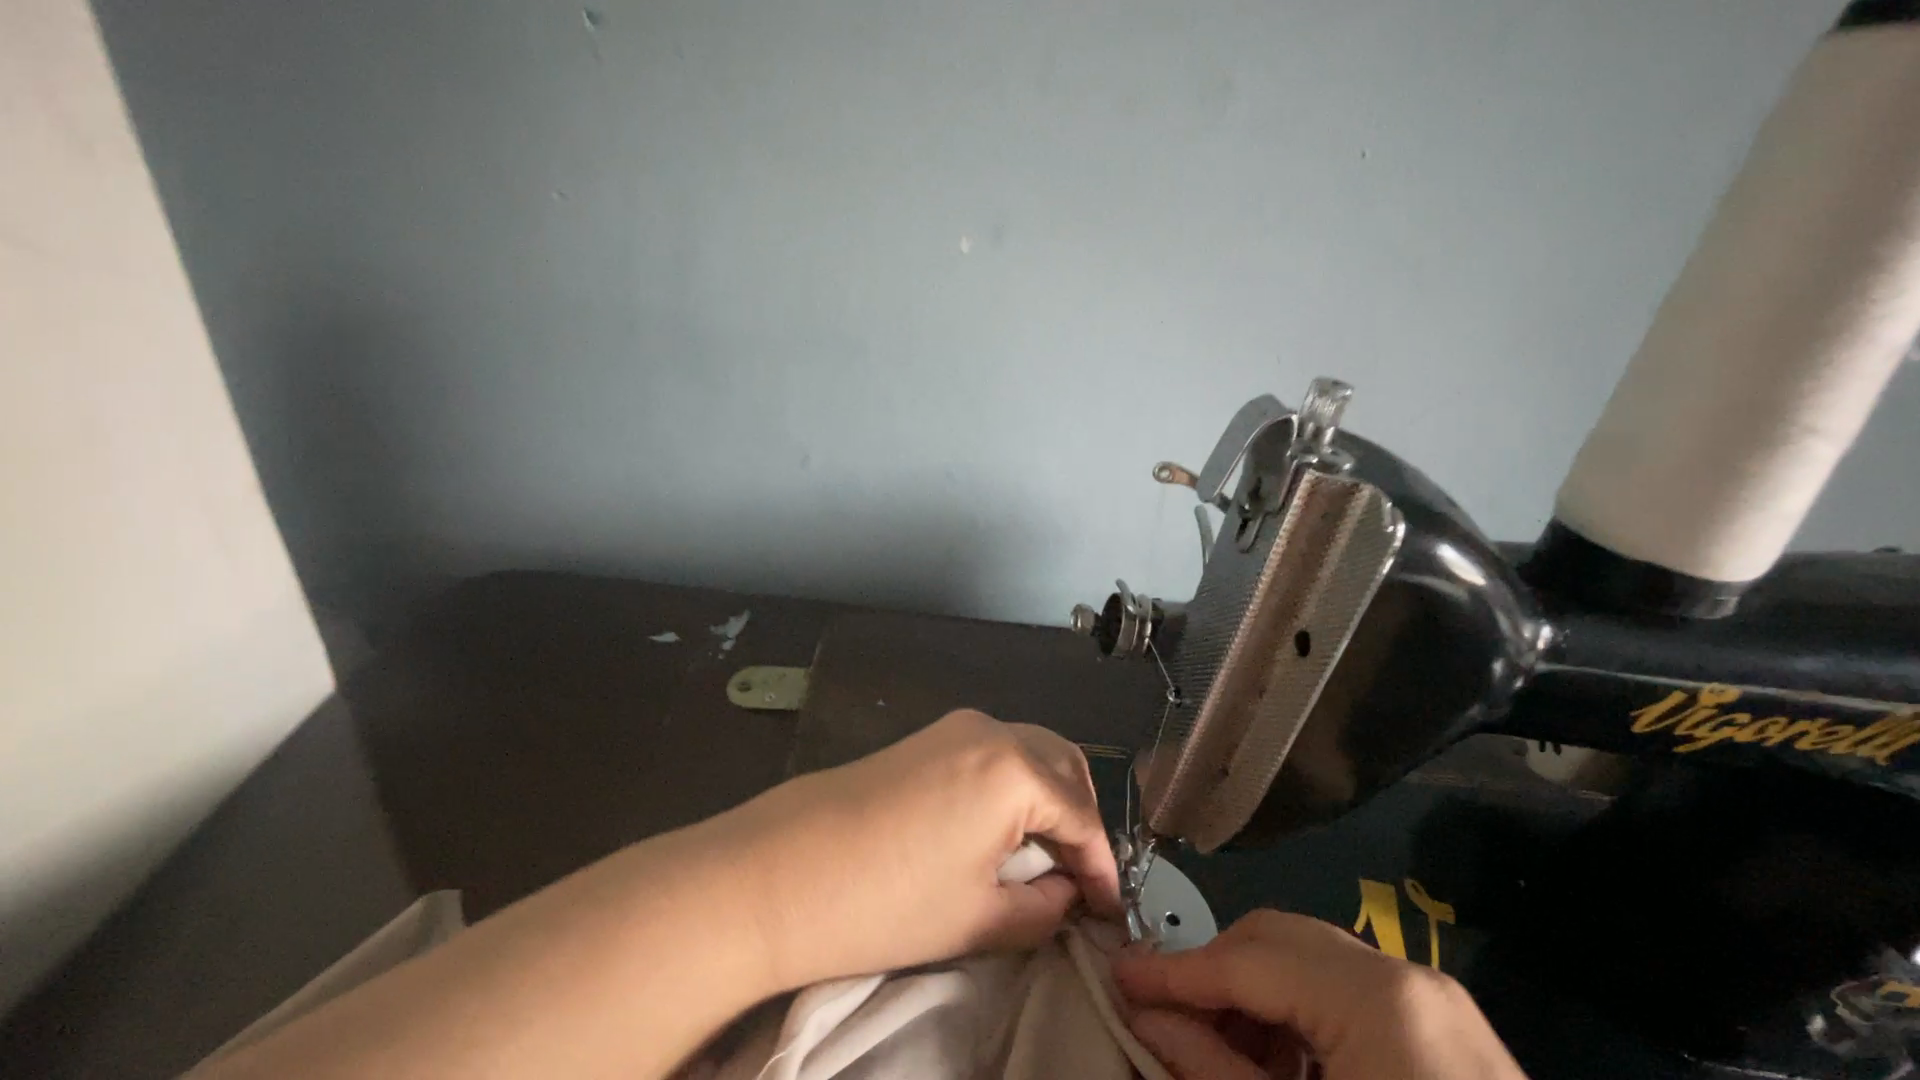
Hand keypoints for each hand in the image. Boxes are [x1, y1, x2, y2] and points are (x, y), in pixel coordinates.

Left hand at [705, 709, 1122, 992]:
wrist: (776, 873)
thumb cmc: (886, 902)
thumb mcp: (979, 919)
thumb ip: (1043, 907)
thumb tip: (1067, 895)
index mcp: (1015, 770)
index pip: (1083, 818)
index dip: (1102, 868)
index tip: (1109, 909)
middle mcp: (990, 732)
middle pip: (1063, 768)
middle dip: (1080, 820)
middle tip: (1080, 877)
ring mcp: (951, 729)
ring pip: (1027, 753)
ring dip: (1048, 797)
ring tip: (1044, 856)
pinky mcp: (921, 740)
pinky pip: (991, 753)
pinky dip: (1013, 786)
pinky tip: (1000, 830)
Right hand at [1111, 910, 1526, 1079]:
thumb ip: (1214, 1069)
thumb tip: (1145, 1017)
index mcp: (1375, 998)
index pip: (1246, 960)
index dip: (1174, 972)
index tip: (1117, 979)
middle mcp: (1403, 974)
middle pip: (1276, 939)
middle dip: (1213, 973)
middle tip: (1166, 1017)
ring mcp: (1429, 996)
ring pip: (1308, 958)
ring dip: (1253, 994)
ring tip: (1221, 1054)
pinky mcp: (1439, 1023)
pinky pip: (1345, 992)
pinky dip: (1298, 1015)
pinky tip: (1280, 1068)